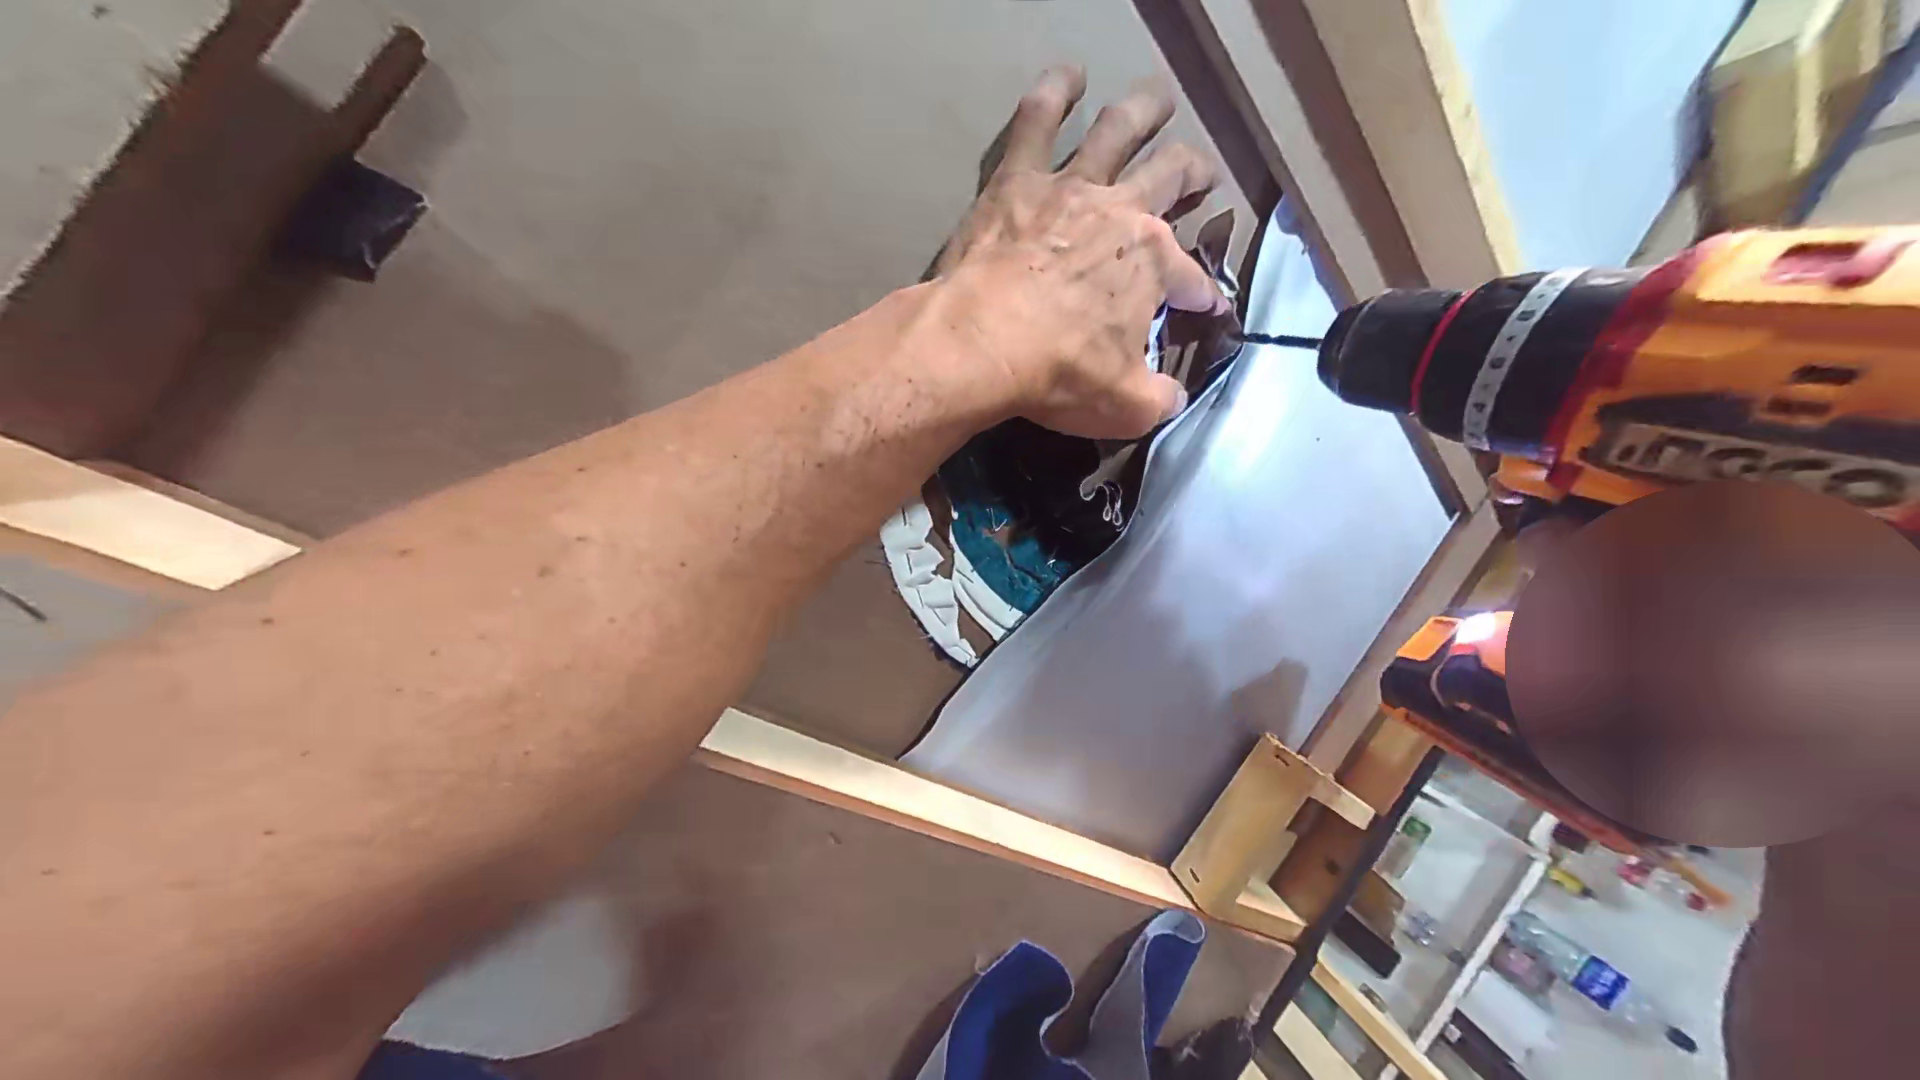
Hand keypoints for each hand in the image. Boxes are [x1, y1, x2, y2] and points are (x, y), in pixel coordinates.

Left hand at [933, 66, 1226, 438]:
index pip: (1192, 279)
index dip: (1203, 295)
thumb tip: (1174, 398)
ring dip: (1143, 111)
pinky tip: (1066, 78)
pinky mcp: (1017, 181)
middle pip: (1172, 176)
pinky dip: (1054, 93)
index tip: (1206, 306)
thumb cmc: (1059, 374)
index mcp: (1154, 266)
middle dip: (1193, 174)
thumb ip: (1157, 399)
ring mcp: (1071, 189)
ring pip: (1119, 130)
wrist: (982, 343)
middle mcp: (1122, 213)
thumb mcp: (1125, 406)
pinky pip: (1038, 121)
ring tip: (1156, 100)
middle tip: (1201, 173)